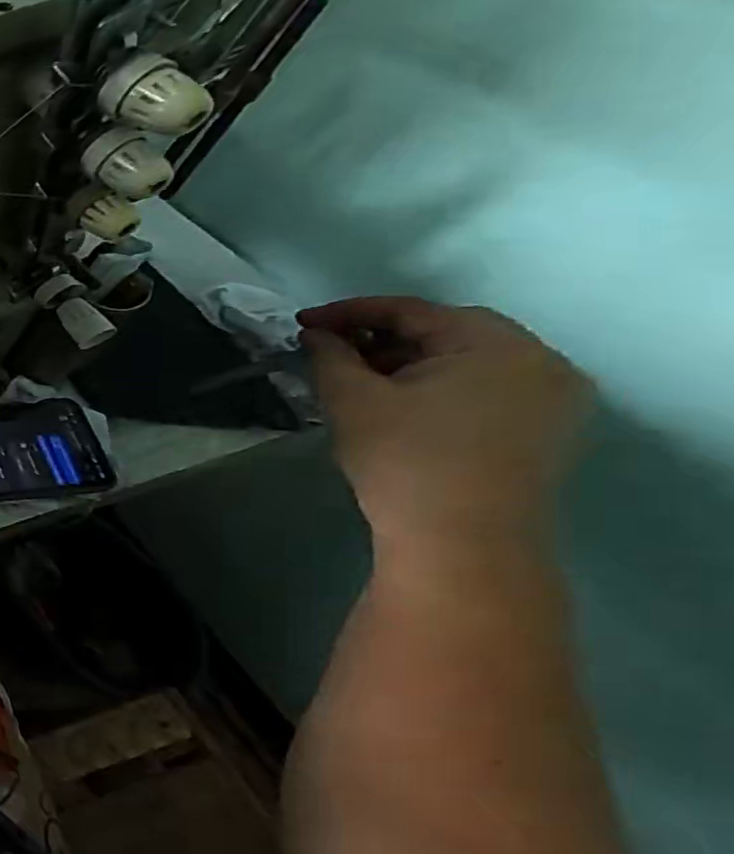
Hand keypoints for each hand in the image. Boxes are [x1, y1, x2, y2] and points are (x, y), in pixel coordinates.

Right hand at [298, 297, 591, 548]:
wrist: (461, 543)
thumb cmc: (404, 459)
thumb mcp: (351, 399)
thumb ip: (329, 355)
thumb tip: (316, 334)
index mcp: (497, 345)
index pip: (412, 310)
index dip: (349, 313)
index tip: (301, 324)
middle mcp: (540, 362)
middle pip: (444, 332)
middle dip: (378, 339)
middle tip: (327, 352)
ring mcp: (551, 400)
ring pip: (463, 362)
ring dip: (405, 363)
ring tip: (355, 380)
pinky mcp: (544, 432)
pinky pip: (482, 388)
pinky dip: (434, 386)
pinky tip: (396, 405)